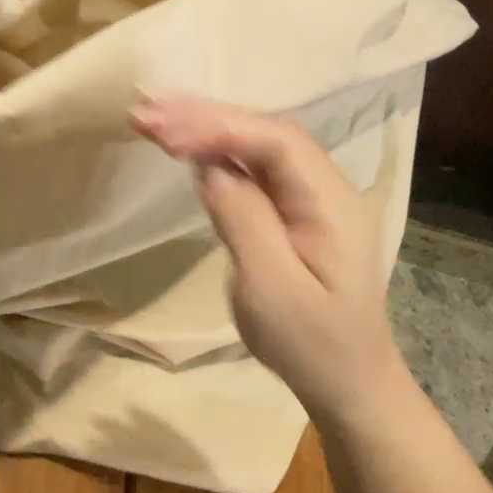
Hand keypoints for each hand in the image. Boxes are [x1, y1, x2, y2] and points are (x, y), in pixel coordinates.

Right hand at [129, 95, 405, 419]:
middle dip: (203, 115)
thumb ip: (244, 221)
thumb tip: (208, 167)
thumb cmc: (311, 344)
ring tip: (150, 115)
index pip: (275, 142)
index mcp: (330, 204)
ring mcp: (308, 195)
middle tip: (144, 109)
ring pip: (254, 141)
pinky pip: (249, 162)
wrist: (348, 384)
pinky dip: (211, 146)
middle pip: (263, 131)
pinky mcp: (290, 207)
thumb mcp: (272, 290)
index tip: (165, 133)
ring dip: (203, 124)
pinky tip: (180, 142)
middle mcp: (323, 187)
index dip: (219, 128)